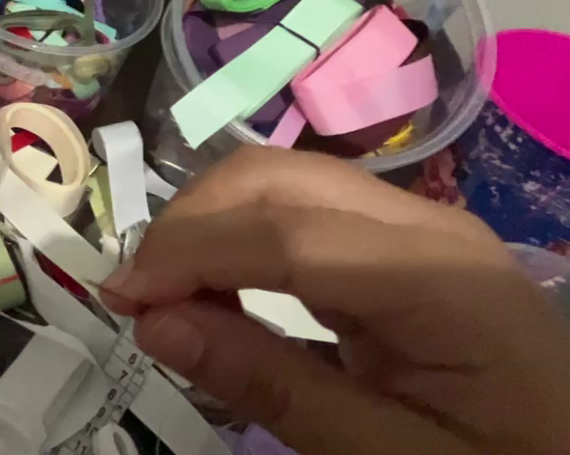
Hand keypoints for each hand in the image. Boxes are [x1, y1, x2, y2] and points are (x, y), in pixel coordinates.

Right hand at [100, 147, 569, 454]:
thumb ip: (273, 389)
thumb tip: (152, 325)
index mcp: (448, 281)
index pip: (289, 236)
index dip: (192, 255)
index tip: (121, 298)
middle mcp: (425, 223)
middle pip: (275, 180)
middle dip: (190, 224)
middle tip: (138, 294)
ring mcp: (409, 221)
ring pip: (273, 180)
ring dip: (204, 223)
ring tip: (165, 291)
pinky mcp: (388, 236)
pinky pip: (290, 208)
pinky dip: (232, 234)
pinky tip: (211, 283)